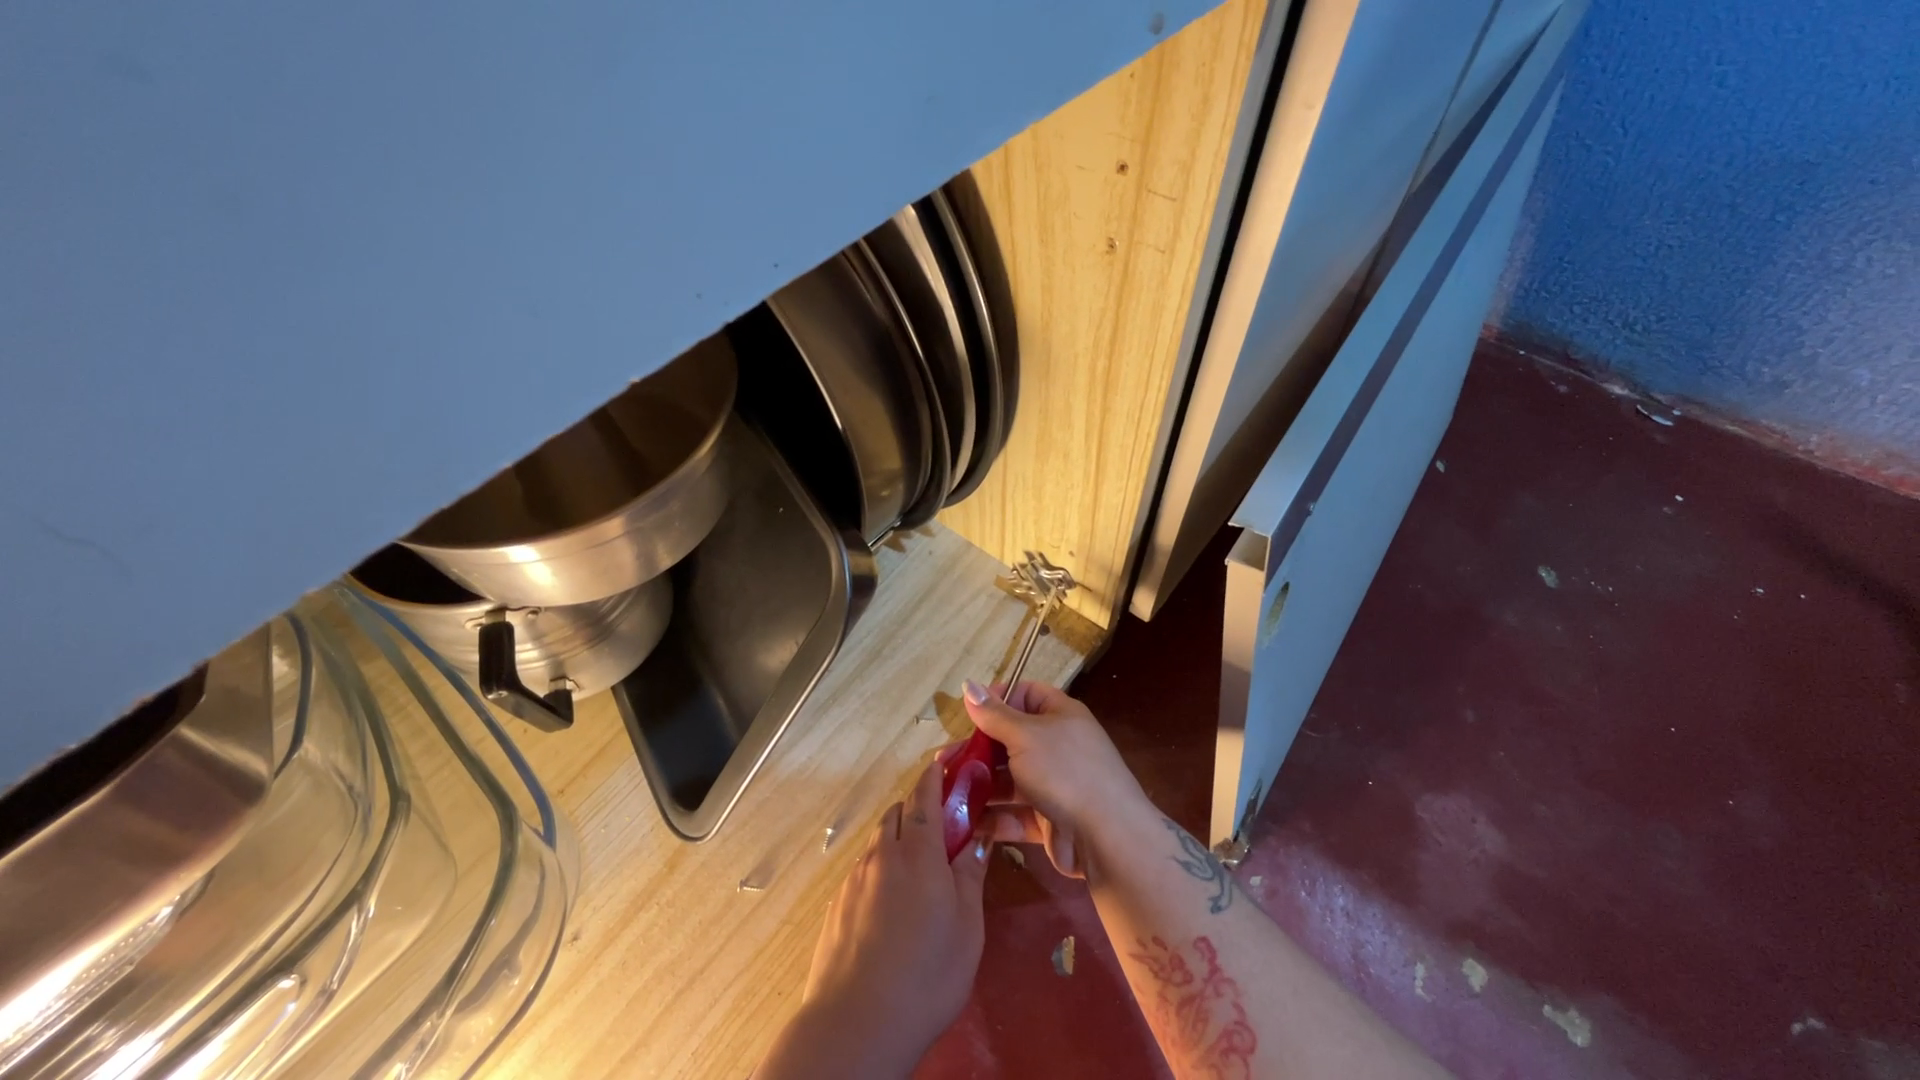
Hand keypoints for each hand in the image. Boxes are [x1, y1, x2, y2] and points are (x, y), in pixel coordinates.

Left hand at [758, 757, 990, 1078]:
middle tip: (945, 823)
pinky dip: (883, 866)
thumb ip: (970, 873)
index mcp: (919, 852)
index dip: (937, 772)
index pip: (926, 795)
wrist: (857, 1022)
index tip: (949, 756)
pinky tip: (895, 902)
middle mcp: (882, 854)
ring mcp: (855, 879)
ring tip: (923, 868)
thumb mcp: (967, 925)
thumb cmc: (928, 973)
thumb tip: (979, 833)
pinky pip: (865, 869)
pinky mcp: (838, 904)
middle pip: (900, 812)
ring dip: (901, 837)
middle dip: (921, 805)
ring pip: (880, 840)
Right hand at [962, 680, 1149, 878]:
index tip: (968, 712)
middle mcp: (1057, 747)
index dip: (999, 699)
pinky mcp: (1047, 820)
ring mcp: (1053, 785)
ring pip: (1008, 780)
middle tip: (943, 761)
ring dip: (978, 786)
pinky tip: (960, 821)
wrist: (1107, 835)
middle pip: (1010, 741)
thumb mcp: (1025, 735)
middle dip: (976, 750)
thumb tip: (968, 684)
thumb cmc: (1065, 771)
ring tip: (944, 792)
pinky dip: (990, 818)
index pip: (1027, 695)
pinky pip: (1013, 814)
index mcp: (1059, 716)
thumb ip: (994, 714)